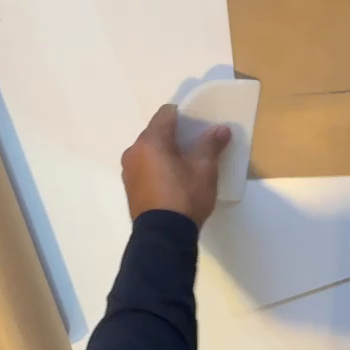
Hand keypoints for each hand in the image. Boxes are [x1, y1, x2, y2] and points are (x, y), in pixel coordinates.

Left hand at [121, 104, 231, 224]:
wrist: (164, 236)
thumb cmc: (184, 196)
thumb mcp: (204, 169)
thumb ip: (211, 144)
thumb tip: (221, 129)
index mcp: (150, 141)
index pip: (166, 113)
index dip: (184, 114)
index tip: (200, 124)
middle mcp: (134, 151)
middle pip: (156, 132)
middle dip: (176, 135)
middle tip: (197, 145)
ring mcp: (128, 171)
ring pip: (150, 151)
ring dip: (166, 152)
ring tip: (186, 165)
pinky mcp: (130, 188)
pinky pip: (145, 167)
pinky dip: (158, 167)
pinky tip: (173, 180)